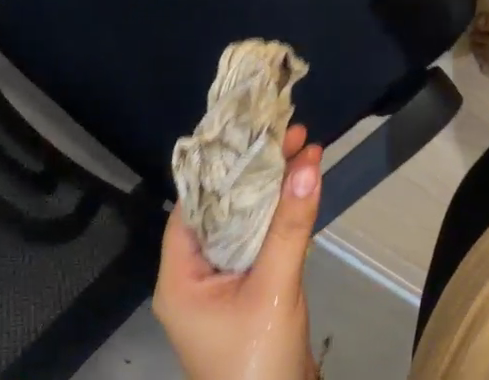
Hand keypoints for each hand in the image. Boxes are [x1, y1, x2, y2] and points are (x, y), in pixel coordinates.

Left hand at [154, 124, 324, 379]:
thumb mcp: (275, 287)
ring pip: (244, 224)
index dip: (220, 168)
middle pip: (222, 211)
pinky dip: (281, 214)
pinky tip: (303, 189)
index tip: (252, 131)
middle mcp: (195, 278)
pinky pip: (261, 242)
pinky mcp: (250, 292)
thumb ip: (290, 225)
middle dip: (256, 173)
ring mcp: (223, 287)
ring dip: (273, 190)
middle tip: (291, 133)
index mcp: (180, 278)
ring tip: (304, 149)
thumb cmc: (257, 358)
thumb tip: (307, 161)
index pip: (191, 208)